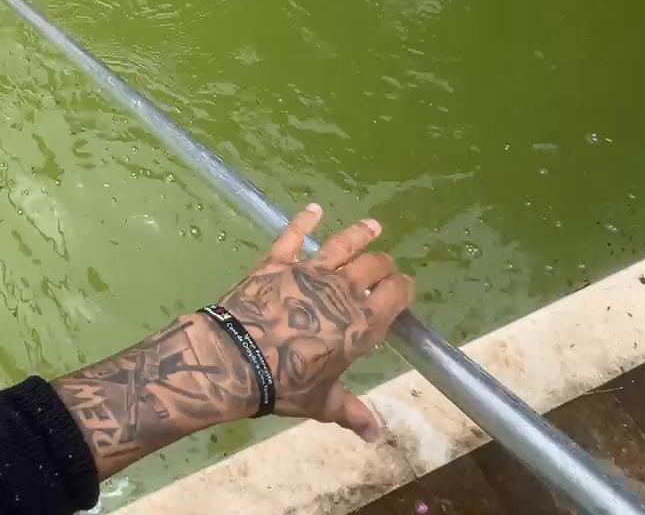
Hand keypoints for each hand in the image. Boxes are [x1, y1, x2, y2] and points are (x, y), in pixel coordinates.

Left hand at [210, 202, 413, 440]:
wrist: (239, 356)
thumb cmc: (287, 383)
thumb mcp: (324, 402)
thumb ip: (351, 411)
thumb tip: (375, 434)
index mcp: (361, 325)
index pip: (394, 296)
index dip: (402, 288)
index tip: (405, 285)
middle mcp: (341, 291)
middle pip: (372, 266)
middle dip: (383, 262)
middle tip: (386, 262)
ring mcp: (307, 272)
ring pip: (340, 246)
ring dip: (359, 234)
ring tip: (373, 224)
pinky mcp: (276, 261)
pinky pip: (292, 235)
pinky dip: (304, 220)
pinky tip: (314, 208)